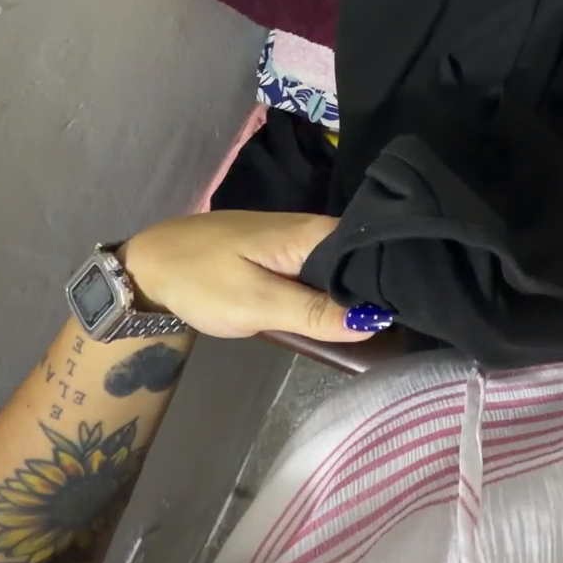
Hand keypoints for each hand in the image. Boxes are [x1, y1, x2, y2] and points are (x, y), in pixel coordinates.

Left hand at [119, 211, 384, 341]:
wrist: (149, 265)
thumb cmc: (201, 279)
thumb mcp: (258, 304)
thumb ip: (316, 313)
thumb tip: (376, 321)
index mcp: (316, 233)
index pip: (374, 250)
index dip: (395, 280)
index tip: (413, 313)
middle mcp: (318, 230)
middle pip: (363, 260)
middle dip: (380, 292)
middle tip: (399, 332)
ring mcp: (303, 242)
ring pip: (344, 269)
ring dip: (356, 296)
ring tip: (382, 330)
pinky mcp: (289, 254)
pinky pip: (325, 273)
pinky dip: (334, 294)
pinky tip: (344, 317)